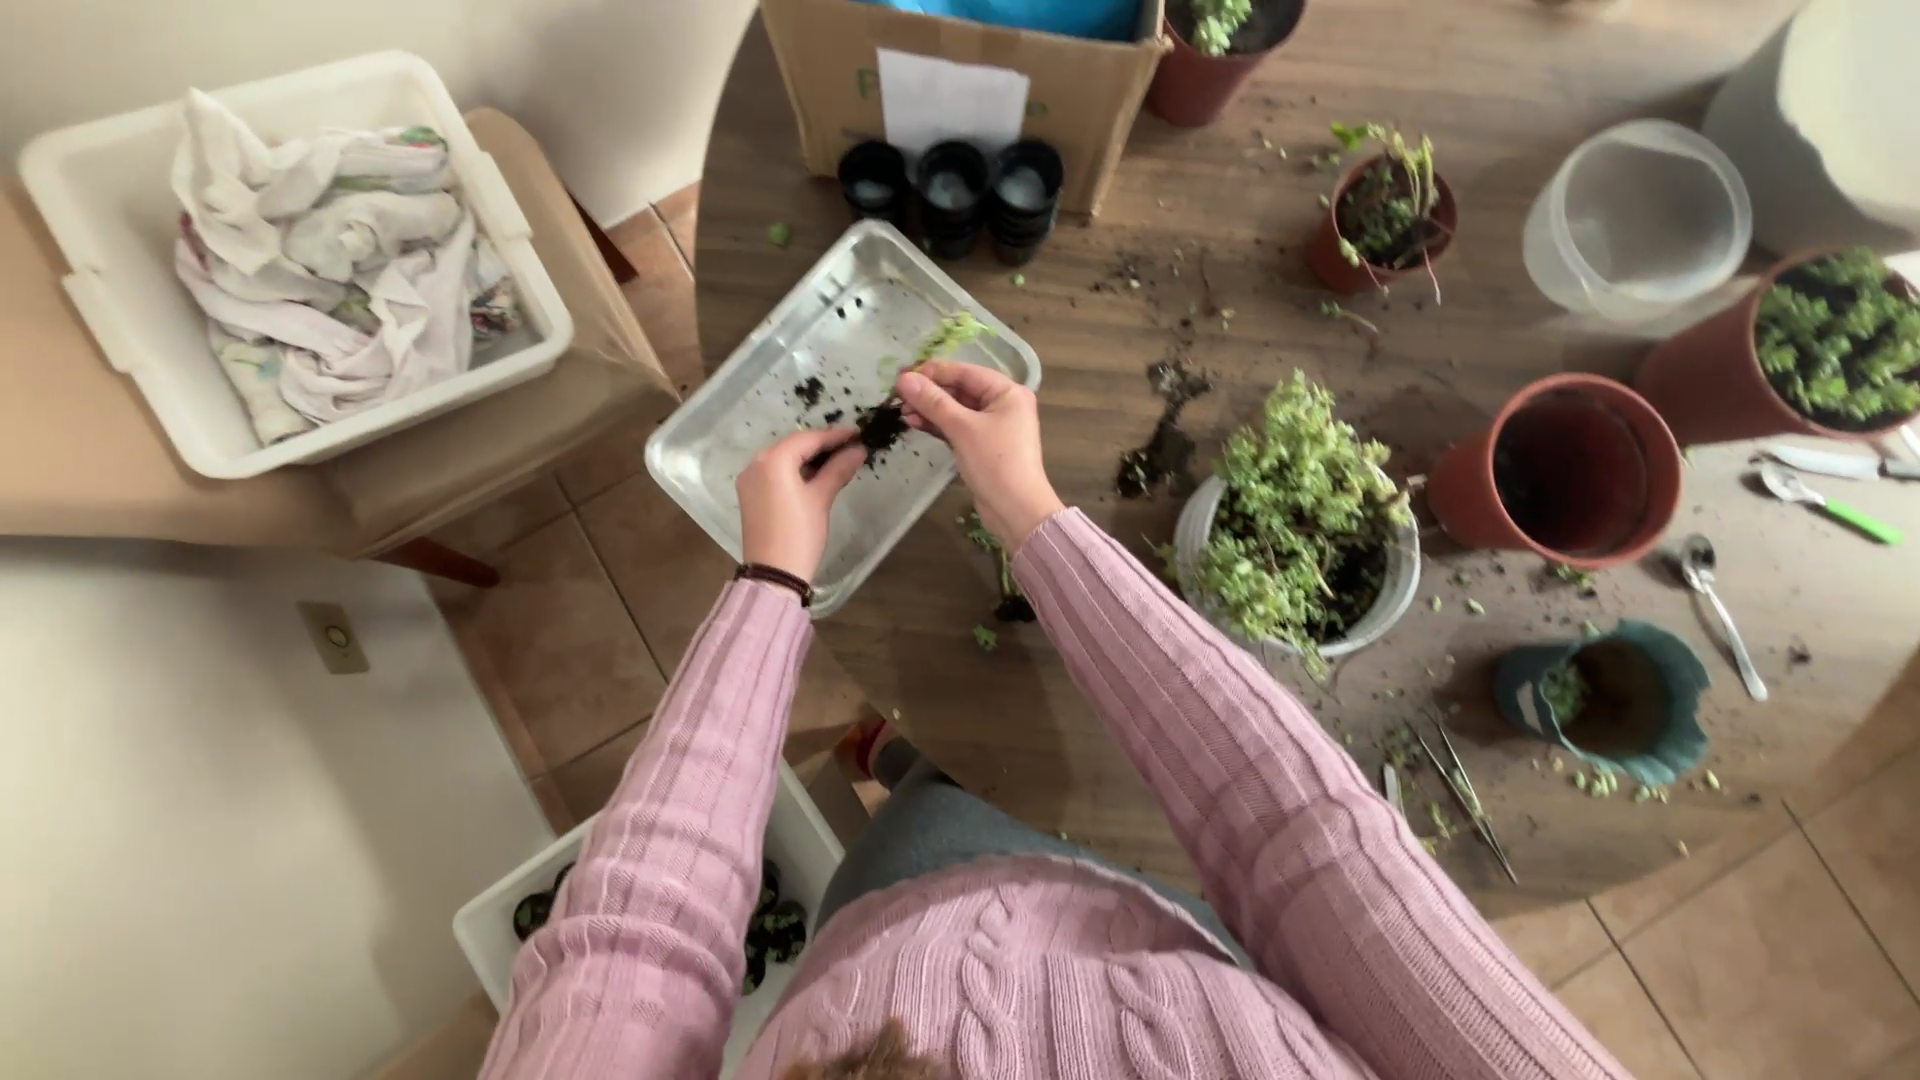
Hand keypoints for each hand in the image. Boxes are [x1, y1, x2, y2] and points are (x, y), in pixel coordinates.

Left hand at [736, 428, 866, 581]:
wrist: (774, 574)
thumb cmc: (800, 533)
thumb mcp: (821, 499)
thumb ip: (838, 469)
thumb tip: (858, 450)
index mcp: (772, 460)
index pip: (808, 439)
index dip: (835, 436)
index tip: (858, 433)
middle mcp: (756, 464)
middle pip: (793, 446)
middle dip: (821, 445)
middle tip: (850, 445)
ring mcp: (750, 480)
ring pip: (784, 460)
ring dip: (809, 458)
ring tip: (838, 460)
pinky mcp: (751, 495)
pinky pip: (776, 473)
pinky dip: (796, 471)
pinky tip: (816, 476)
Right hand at [896, 361, 1063, 549]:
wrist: (1016, 510)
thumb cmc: (995, 463)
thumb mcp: (962, 428)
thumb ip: (933, 402)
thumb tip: (904, 379)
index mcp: (1008, 392)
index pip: (966, 372)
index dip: (934, 372)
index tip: (903, 374)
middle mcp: (1003, 404)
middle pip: (960, 390)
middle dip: (929, 392)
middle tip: (897, 393)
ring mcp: (993, 426)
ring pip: (956, 410)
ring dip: (930, 409)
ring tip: (901, 410)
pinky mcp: (982, 446)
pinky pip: (957, 427)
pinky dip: (938, 425)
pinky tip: (914, 422)